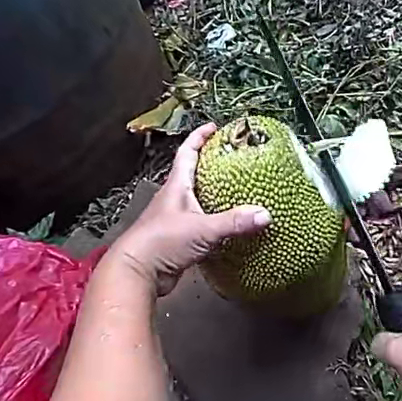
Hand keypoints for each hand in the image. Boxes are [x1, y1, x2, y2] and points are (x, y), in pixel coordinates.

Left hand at [107, 123, 270, 296]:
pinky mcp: (179, 239)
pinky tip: (229, 225)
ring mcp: (175, 219)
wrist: (136, 273)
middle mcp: (174, 199)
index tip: (215, 127)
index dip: (199, 137)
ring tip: (238, 188)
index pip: (187, 153)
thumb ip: (234, 222)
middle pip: (193, 174)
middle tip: (234, 158)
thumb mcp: (202, 229)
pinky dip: (215, 220)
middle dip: (211, 163)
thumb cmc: (162, 242)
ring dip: (214, 193)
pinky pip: (201, 223)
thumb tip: (265, 214)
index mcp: (176, 187)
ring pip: (198, 199)